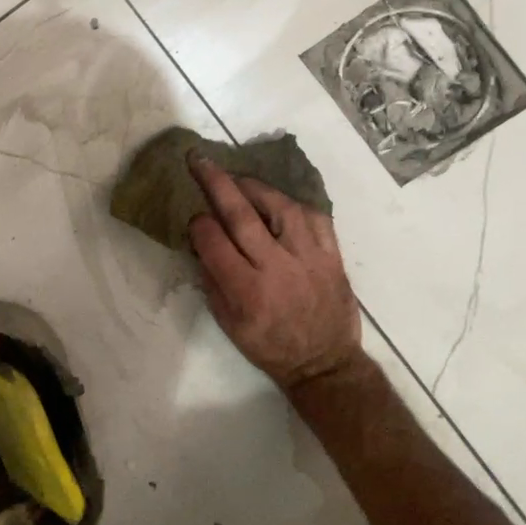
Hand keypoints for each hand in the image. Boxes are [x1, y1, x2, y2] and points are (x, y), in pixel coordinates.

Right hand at [187, 150, 362, 391]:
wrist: (324, 364)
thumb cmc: (268, 346)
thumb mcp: (227, 321)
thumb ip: (211, 278)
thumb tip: (200, 240)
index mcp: (247, 291)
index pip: (213, 240)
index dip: (198, 223)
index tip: (193, 218)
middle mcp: (277, 269)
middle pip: (241, 215)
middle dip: (216, 183)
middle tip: (199, 160)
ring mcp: (309, 259)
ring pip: (281, 207)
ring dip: (254, 186)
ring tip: (237, 178)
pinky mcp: (332, 257)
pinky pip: (315, 217)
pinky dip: (293, 203)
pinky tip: (276, 199)